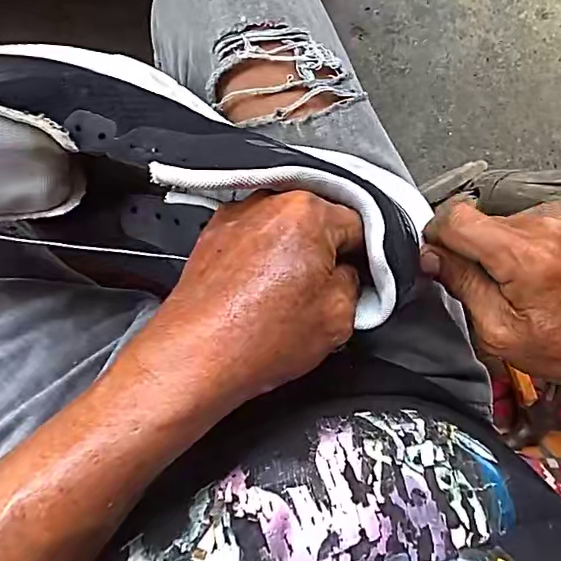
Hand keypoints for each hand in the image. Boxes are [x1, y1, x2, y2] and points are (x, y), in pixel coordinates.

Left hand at [128, 191, 363, 408]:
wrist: (194, 357)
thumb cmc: (254, 338)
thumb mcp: (338, 317)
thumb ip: (355, 283)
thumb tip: (349, 276)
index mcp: (308, 213)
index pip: (359, 224)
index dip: (366, 257)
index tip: (361, 278)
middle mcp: (271, 204)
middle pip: (320, 221)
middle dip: (327, 253)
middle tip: (323, 292)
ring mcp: (239, 216)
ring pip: (286, 230)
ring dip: (294, 254)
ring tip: (287, 298)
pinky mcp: (215, 235)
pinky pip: (256, 239)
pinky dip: (264, 260)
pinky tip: (262, 295)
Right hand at [422, 201, 560, 413]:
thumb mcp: (499, 332)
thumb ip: (461, 285)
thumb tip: (431, 256)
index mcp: (526, 255)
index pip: (456, 218)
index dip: (436, 238)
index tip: (435, 260)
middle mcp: (545, 226)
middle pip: (475, 219)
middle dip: (466, 249)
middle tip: (478, 288)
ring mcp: (560, 219)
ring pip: (496, 221)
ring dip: (491, 249)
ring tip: (511, 286)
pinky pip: (520, 224)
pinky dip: (513, 246)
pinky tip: (529, 278)